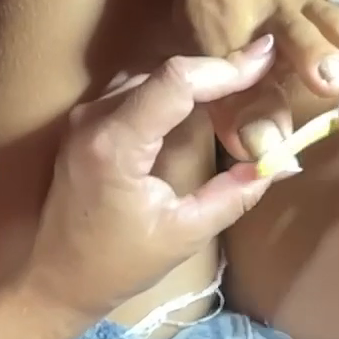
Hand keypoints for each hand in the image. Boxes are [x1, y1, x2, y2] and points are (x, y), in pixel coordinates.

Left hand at [22, 37, 279, 317]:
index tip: (265, 59)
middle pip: (164, 71)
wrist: (57, 278)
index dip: (225, 67)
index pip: (175, 81)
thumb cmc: (117, 264)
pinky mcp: (84, 122)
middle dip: (216, 71)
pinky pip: (133, 88)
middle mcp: (93, 119)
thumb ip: (234, 194)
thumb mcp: (184, 234)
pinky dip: (170, 89)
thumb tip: (281, 164)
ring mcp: (84, 117)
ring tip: (238, 87)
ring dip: (193, 79)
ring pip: (149, 74)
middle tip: (262, 75)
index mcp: (115, 145)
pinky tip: (200, 101)